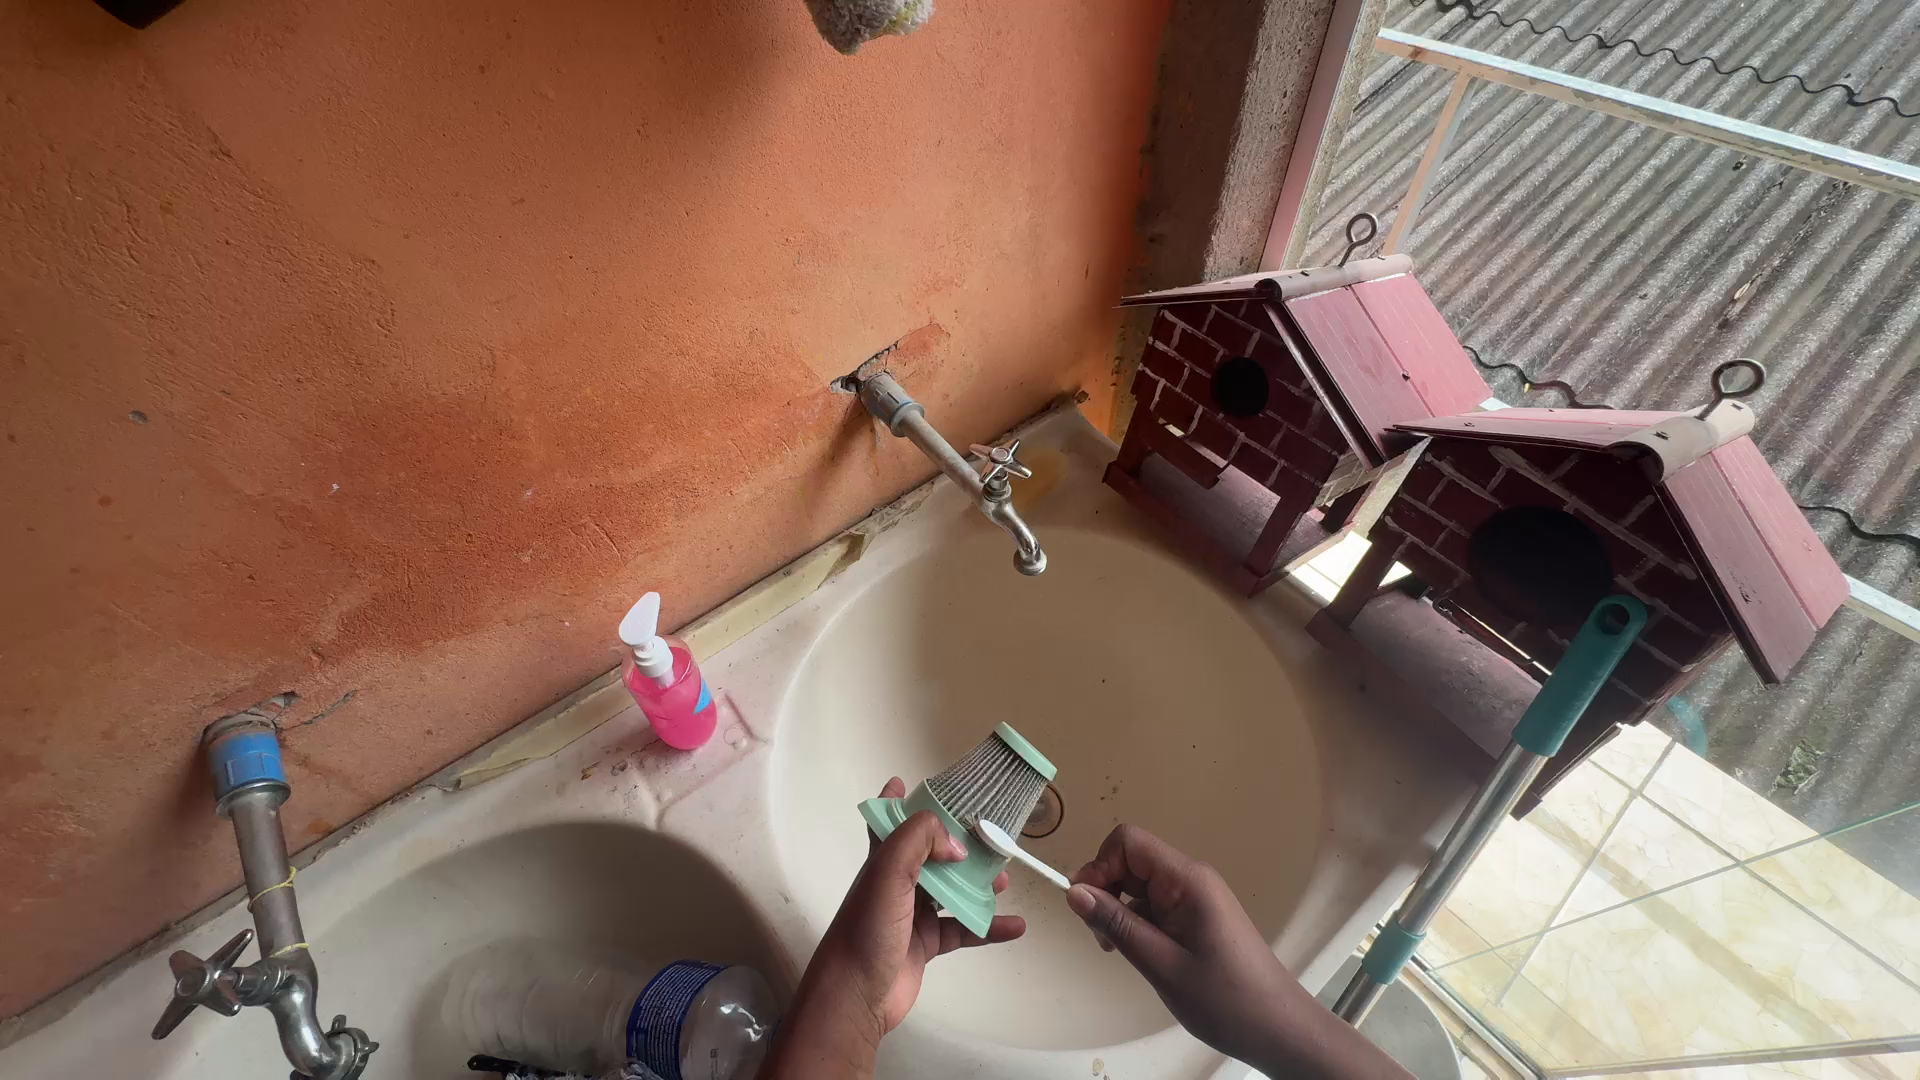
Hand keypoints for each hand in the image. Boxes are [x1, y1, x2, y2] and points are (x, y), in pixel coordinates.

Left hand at [764, 778, 1025, 1076]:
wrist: (855, 997)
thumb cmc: (866, 928)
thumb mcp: (889, 869)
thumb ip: (921, 839)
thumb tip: (957, 844)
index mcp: (883, 857)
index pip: (888, 818)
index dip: (896, 799)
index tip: (911, 781)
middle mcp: (898, 880)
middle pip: (932, 852)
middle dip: (960, 843)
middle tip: (991, 835)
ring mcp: (913, 912)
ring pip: (953, 889)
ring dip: (979, 882)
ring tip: (1006, 877)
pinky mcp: (927, 943)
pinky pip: (964, 929)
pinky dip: (990, 926)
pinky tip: (1015, 925)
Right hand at [1066, 825, 1409, 1079]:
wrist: (1282, 1031)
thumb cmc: (1226, 1000)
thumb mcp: (1162, 966)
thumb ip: (1116, 925)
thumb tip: (1073, 891)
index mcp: (1186, 880)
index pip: (1129, 842)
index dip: (1100, 865)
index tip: (1086, 905)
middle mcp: (1189, 877)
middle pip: (1131, 859)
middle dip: (1106, 888)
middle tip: (1100, 936)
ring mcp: (1194, 895)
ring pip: (1139, 882)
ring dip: (1119, 907)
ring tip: (1117, 949)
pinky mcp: (1196, 914)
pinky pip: (1154, 901)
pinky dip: (1136, 920)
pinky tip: (1140, 952)